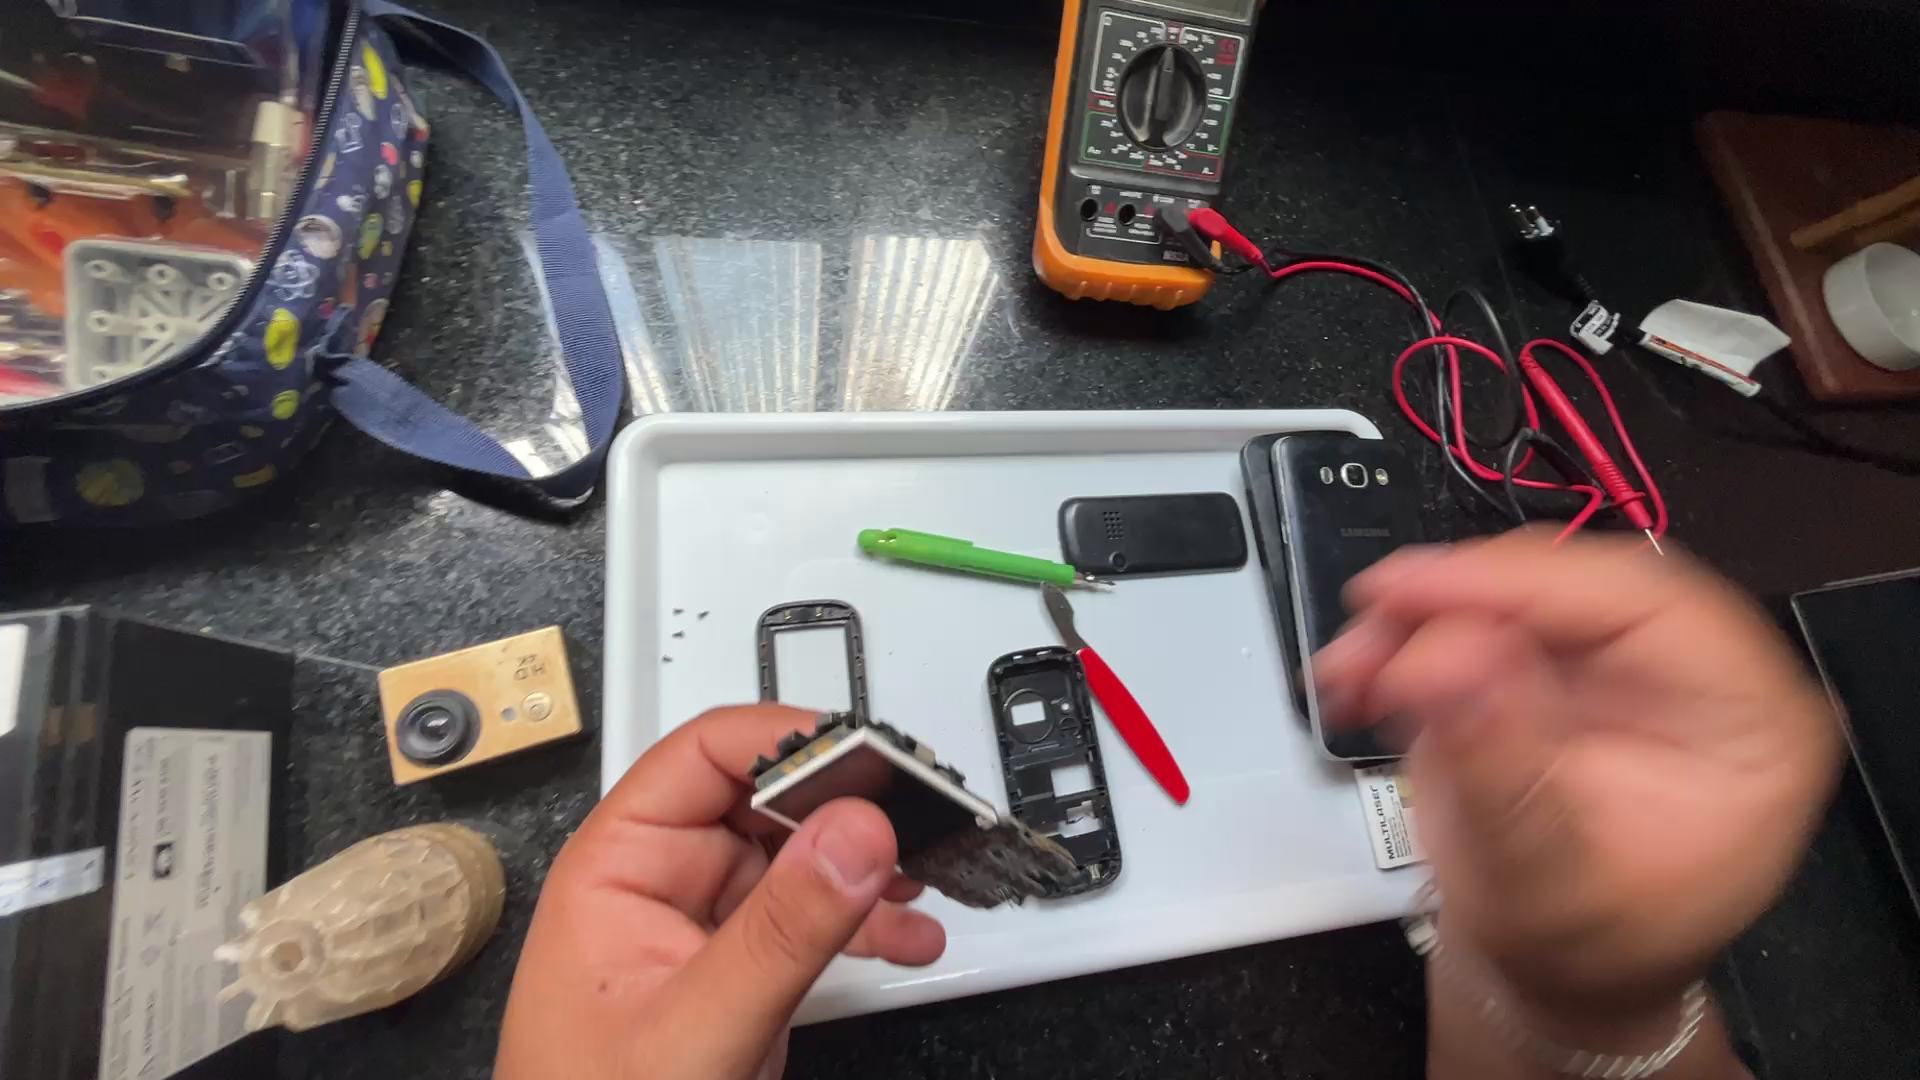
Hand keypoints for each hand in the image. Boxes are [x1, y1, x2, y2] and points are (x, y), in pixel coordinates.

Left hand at [495, 705, 945, 1079]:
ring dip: (870, 858)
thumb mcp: (692, 1035)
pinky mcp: (753, 949)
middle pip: (769, 792)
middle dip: (846, 802)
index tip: (865, 755)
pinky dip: (871, 914)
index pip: (708, 755)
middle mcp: (672, 870)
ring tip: (923, 870)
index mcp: (624, 860)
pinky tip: (909, 933)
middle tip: (912, 812)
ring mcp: (716, 910)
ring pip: (806, 845)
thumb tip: (855, 831)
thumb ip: (778, 933)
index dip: (787, 741)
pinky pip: (821, 907)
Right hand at [1312, 530, 1839, 1020]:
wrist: (1540, 952)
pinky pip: (1446, 621)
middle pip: (1555, 579)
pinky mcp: (1518, 665)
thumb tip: (1445, 659)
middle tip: (1370, 620)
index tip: (1412, 592)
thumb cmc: (1574, 936)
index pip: (1643, 602)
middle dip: (1448, 596)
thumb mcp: (1541, 874)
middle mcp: (1666, 672)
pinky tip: (1353, 676)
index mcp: (1736, 719)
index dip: (1521, 581)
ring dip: (1403, 618)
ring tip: (1345, 672)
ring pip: (1489, 589)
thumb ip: (1500, 767)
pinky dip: (1389, 638)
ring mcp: (1588, 663)